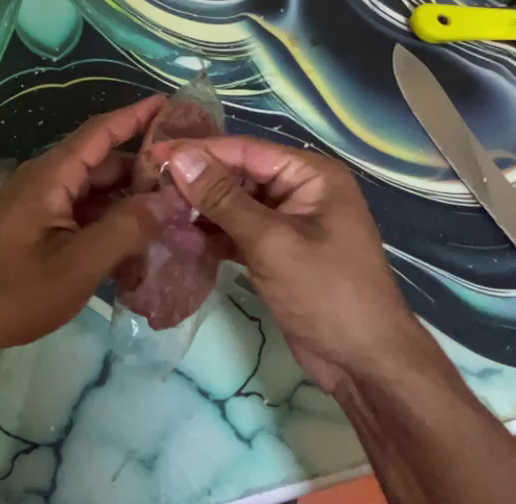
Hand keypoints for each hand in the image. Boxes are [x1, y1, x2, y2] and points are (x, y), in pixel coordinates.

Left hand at [0, 96, 178, 359]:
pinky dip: (112, 219)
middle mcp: (47, 180)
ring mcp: (42, 204)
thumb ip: (124, 230)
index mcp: (52, 176)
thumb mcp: (76, 266)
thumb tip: (168, 199)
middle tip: (191, 175)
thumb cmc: (11, 292)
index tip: (172, 103)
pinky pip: (84, 211)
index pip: (101, 131)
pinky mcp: (39, 227)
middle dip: (145, 165)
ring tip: (177, 209)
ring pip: (96, 189)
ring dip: (131, 197)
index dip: (136, 115)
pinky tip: (140, 240)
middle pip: (103, 161)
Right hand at [165, 136, 414, 391]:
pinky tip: (180, 239)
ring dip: (200, 209)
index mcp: (311, 174)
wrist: (366, 365)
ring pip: (234, 203)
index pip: (245, 150)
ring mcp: (289, 221)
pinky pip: (238, 230)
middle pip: (238, 174)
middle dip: (197, 181)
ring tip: (158, 212)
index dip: (199, 151)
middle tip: (149, 186)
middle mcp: (300, 189)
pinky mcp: (278, 250)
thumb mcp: (272, 242)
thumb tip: (179, 158)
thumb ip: (223, 199)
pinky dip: (213, 234)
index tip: (153, 154)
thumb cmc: (327, 293)